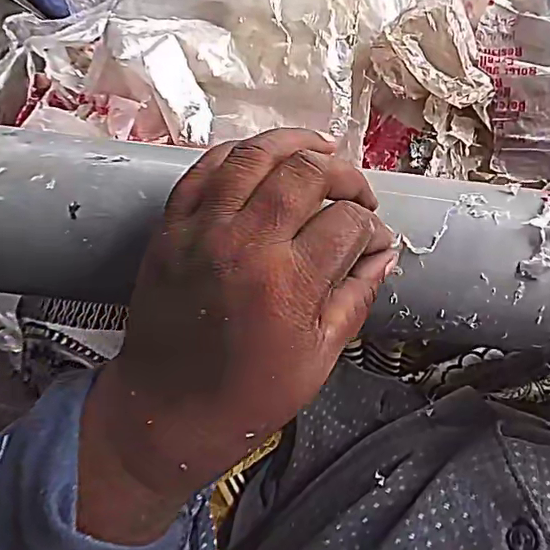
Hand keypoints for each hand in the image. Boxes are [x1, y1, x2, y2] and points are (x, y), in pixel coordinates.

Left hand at [76, 129, 398, 543]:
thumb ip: (355, 297)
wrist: (167, 407)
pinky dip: (235, 154)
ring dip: (292, 142)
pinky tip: (259, 157)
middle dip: (344, 174)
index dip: (372, 226)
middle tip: (356, 192)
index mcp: (288, 282)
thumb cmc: (247, 393)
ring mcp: (202, 229)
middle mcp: (245, 243)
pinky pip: (203, 170)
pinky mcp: (171, 227)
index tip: (374, 238)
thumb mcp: (317, 357)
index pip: (347, 222)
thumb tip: (383, 254)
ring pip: (252, 156)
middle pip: (306, 172)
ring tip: (318, 147)